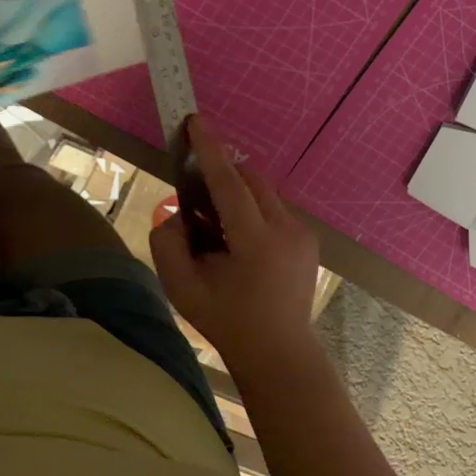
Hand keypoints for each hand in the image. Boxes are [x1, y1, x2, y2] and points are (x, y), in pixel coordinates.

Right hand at [151, 116, 321, 365]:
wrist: (280, 356)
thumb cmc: (227, 321)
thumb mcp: (181, 287)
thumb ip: (167, 242)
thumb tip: (178, 213)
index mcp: (256, 242)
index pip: (229, 182)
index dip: (209, 148)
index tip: (195, 119)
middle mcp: (285, 230)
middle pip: (249, 179)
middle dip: (221, 174)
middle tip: (195, 193)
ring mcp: (302, 235)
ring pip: (262, 191)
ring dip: (236, 193)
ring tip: (217, 225)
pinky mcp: (308, 240)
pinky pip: (272, 207)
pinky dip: (250, 208)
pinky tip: (237, 239)